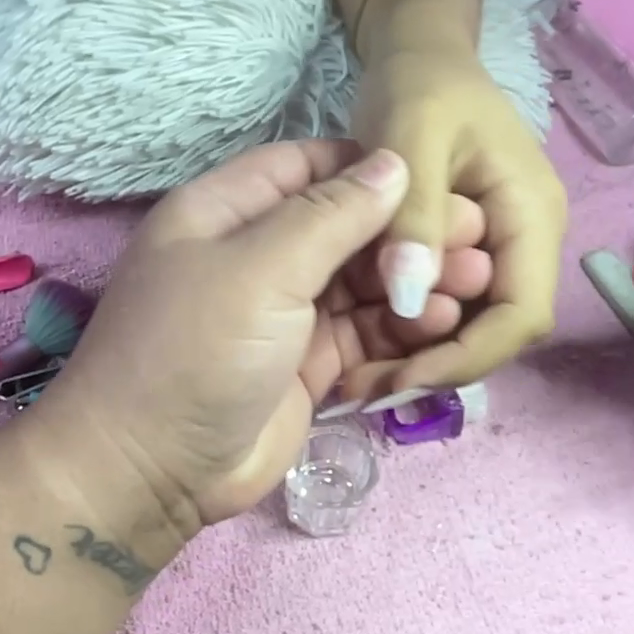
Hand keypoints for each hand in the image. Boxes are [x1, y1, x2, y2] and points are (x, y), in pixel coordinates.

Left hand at [36, 140, 479, 525]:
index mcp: (224, 212)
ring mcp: (279, 312)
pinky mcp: (303, 363)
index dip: (371, 170)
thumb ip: (329, 216)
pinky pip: (360, 333)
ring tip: (474, 286)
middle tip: (480, 240)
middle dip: (406, 234)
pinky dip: (400, 329)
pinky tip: (443, 325)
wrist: (153, 469)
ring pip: (359, 283)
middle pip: (342, 227)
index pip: (307, 168)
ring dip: (412, 283)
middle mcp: (253, 255)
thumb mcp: (259, 270)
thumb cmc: (197, 351)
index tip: (440, 180)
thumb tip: (392, 163)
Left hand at [339, 44, 565, 399]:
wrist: (412, 57)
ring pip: (456, 334)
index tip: (405, 377)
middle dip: (434, 365)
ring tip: (356, 378)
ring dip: (409, 362)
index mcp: (526, 214)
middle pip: (490, 333)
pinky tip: (353, 358)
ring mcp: (478, 258)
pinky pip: (425, 319)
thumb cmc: (416, 85)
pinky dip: (394, 343)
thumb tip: (412, 297)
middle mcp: (513, 247)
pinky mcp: (444, 265)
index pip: (522, 312)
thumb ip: (411, 213)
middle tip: (371, 384)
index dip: (468, 355)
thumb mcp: (408, 134)